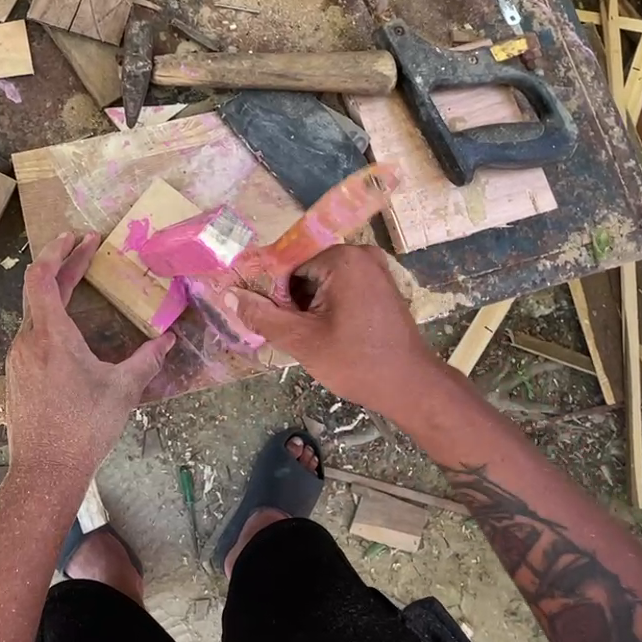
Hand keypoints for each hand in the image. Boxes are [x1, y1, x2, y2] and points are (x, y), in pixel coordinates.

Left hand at [6, 231, 173, 482]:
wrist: (44, 472)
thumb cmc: (83, 428)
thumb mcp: (122, 391)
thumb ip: (146, 360)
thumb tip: (169, 340)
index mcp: (51, 335)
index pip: (43, 276)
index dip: (59, 250)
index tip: (79, 237)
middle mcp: (28, 340)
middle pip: (39, 287)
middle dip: (63, 263)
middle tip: (86, 246)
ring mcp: (18, 358)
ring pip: (34, 311)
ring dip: (55, 290)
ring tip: (78, 280)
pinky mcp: (17, 375)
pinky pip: (32, 333)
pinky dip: (50, 316)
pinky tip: (69, 328)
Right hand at [226, 245, 434, 408]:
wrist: (412, 388)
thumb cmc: (357, 362)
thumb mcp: (302, 341)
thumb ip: (263, 316)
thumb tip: (230, 295)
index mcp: (342, 258)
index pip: (287, 264)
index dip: (273, 292)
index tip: (270, 318)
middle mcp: (360, 253)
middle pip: (304, 269)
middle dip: (291, 298)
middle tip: (292, 331)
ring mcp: (374, 268)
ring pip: (321, 279)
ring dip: (308, 303)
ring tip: (310, 334)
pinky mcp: (381, 284)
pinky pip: (341, 285)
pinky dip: (328, 304)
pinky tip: (327, 331)